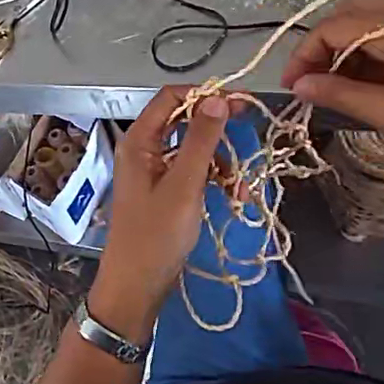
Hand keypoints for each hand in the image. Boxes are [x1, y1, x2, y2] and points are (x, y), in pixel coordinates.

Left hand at [91, 87, 231, 337]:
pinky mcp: (164, 191)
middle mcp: (144, 149)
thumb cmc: (156, 235)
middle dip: (216, 129)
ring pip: (192, 148)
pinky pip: (192, 171)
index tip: (239, 104)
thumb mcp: (184, 185)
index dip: (204, 95)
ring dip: (219, 159)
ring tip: (241, 186)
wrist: (136, 287)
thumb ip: (201, 140)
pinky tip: (233, 196)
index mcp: (140, 141)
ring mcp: (154, 171)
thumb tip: (217, 99)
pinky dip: (213, 178)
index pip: (171, 98)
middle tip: (247, 130)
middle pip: (183, 121)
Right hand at [280, 0, 383, 182]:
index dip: (304, 55)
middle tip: (317, 84)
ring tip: (349, 91)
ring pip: (382, 25)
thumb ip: (340, 94)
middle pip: (355, 16)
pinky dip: (383, 54)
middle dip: (327, 47)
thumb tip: (300, 85)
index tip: (291, 88)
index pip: (332, 27)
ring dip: (355, 51)